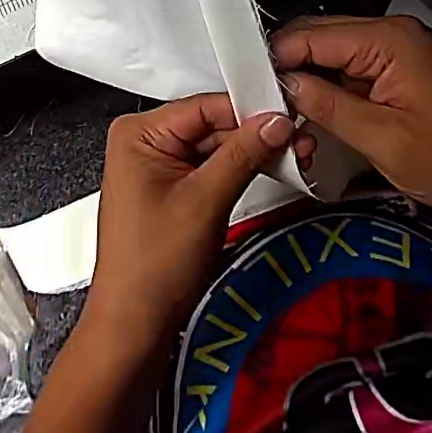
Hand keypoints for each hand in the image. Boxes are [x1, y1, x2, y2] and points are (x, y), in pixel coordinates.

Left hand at [87, 93, 312, 340]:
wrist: (134, 326)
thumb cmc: (151, 267)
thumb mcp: (205, 200)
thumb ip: (243, 154)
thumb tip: (274, 123)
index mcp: (139, 133)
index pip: (204, 107)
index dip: (248, 111)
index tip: (285, 115)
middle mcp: (145, 142)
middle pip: (211, 125)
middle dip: (255, 135)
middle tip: (297, 140)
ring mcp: (159, 165)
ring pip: (215, 146)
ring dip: (253, 153)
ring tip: (292, 155)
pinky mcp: (172, 187)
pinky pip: (211, 167)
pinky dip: (240, 170)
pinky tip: (270, 169)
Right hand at [271, 15, 431, 245]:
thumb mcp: (383, 140)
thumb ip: (327, 105)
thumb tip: (281, 83)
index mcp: (388, 40)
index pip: (312, 35)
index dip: (275, 58)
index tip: (246, 87)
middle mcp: (390, 32)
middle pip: (318, 37)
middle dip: (287, 67)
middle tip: (260, 104)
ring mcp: (395, 48)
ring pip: (329, 52)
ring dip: (306, 80)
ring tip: (282, 114)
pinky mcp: (397, 68)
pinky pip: (349, 68)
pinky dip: (328, 89)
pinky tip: (311, 115)